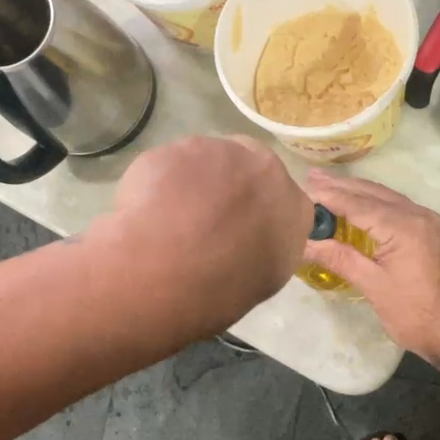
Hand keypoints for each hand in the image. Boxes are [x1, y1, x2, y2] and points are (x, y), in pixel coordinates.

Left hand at [95, 136, 314, 336]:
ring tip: (170, 221)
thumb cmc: (222, 289)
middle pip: (248, 166)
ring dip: (192, 182)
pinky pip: (168, 164)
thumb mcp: (265, 278)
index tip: (239, 229)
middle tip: (205, 220)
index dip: (257, 211)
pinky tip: (147, 213)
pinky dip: (159, 183)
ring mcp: (216, 151)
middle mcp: (263, 167)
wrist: (165, 272)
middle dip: (229, 185)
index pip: (283, 201)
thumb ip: (266, 244)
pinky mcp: (173, 149)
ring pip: (206, 160)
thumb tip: (250, 239)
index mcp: (293, 205)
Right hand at [302, 172, 439, 364]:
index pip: (358, 204)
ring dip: (358, 192)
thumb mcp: (374, 287)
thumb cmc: (416, 314)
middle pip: (373, 193)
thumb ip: (340, 259)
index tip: (303, 189)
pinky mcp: (431, 232)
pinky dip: (374, 203)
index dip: (329, 196)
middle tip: (311, 178)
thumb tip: (305, 243)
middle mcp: (418, 215)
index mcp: (404, 227)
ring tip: (329, 185)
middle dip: (341, 186)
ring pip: (387, 198)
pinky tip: (359, 206)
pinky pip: (398, 208)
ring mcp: (428, 222)